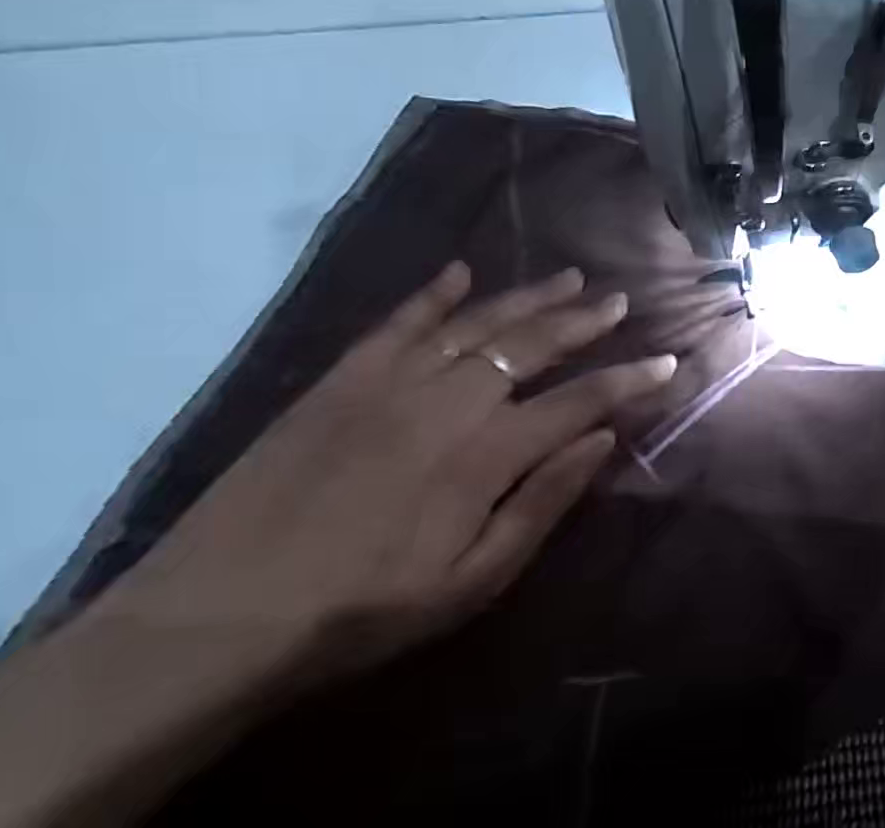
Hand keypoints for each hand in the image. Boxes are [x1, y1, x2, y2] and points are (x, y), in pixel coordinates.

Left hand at [88, 262, 675, 675]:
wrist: (221, 613)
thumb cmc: (362, 611)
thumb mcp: (471, 583)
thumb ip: (542, 503)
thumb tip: (601, 440)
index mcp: (483, 455)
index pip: (577, 402)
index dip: (626, 382)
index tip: (664, 362)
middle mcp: (446, 401)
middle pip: (530, 346)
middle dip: (583, 321)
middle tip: (619, 300)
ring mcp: (389, 381)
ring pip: (474, 323)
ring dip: (526, 298)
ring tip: (567, 278)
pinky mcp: (341, 378)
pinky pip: (397, 321)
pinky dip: (431, 293)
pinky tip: (459, 272)